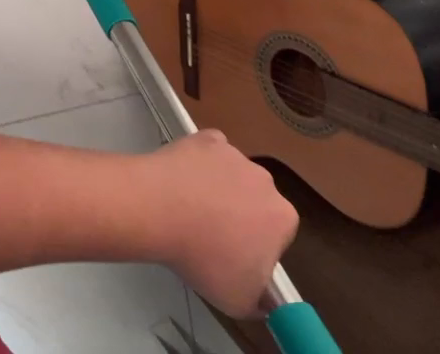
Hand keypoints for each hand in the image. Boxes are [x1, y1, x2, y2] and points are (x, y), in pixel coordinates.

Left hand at [151, 129, 297, 316]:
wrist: (156, 208)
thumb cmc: (203, 257)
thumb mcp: (240, 301)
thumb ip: (259, 303)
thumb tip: (262, 301)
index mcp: (283, 217)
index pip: (275, 235)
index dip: (253, 247)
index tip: (229, 254)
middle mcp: (265, 180)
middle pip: (254, 202)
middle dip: (236, 215)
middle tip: (204, 232)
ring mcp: (233, 154)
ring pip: (230, 175)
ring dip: (215, 187)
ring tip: (185, 205)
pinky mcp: (203, 137)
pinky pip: (207, 151)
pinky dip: (198, 161)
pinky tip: (181, 177)